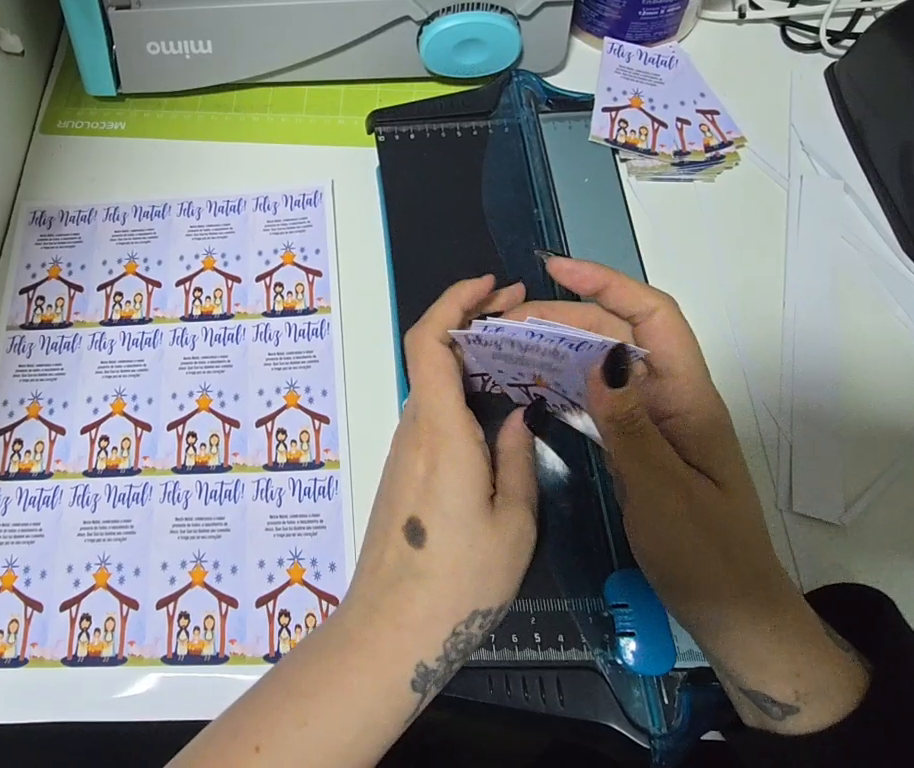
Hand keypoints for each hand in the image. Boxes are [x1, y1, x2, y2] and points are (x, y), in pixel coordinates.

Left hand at [342, 274, 538, 715]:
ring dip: (470, 358)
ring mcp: (405, 448)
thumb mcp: (512, 522)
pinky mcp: (405, 469)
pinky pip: (433, 412)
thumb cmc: (458, 579)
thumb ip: (515, 459)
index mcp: (440, 430)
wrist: (391, 627)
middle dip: (471, 322)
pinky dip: (463, 391)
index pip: (429, 342)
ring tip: (522, 353)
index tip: (489, 286)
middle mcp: (415, 429)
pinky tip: (498, 403)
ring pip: (434, 383)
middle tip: (521, 315)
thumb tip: (515, 416)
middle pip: (431, 354)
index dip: (453, 302)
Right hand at [506, 256, 867, 734]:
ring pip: (606, 360)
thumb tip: (600, 354)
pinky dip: (566, 379)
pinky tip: (532, 382)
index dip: (606, 283)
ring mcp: (657, 419)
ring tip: (509, 342)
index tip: (553, 268)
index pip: (653, 317)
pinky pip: (601, 394)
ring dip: (561, 342)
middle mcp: (673, 397)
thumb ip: (629, 424)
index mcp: (688, 398)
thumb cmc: (705, 556)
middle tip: (506, 321)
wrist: (736, 615)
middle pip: (621, 332)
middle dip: (566, 313)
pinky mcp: (642, 441)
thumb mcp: (663, 493)